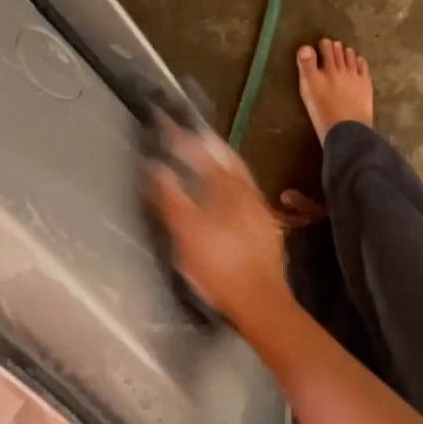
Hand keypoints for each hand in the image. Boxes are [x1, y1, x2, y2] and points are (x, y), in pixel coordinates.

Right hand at [144, 119, 291, 331]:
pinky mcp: (266, 226)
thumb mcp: (186, 233)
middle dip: (208, 145)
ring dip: (221, 163)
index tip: (169, 124)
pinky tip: (226, 196)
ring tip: (206, 160)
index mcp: (227, 186)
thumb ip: (171, 197)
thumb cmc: (218, 266)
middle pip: (227, 158)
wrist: (260, 299)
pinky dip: (232, 185)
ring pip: (239, 175)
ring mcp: (260, 208)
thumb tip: (156, 166)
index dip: (184, 137)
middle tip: (191, 136)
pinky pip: (247, 194)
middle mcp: (247, 190)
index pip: (202, 150)